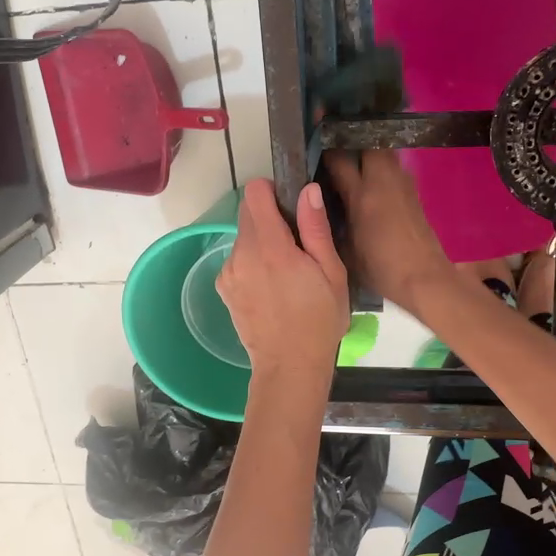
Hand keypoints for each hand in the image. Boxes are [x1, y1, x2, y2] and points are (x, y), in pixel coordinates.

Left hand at [217, 178, 348, 373]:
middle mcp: (242, 254)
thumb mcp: (331, 272)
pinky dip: (252, 263)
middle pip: (248, 214)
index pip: (255, 193)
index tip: (290, 206)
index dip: (272, 191)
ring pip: (243, 237)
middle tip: (297, 244)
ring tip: (286, 271)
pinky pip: (237, 260)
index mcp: (270, 247)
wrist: (289, 364)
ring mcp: (229, 272)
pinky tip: (271, 287)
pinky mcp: (224, 287)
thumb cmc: (319, 319)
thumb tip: (307, 190)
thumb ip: (315, 228)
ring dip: (261, 242)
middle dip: (269, 218)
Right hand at [322, 150, 454, 312]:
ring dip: (369, 148)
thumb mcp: (344, 249)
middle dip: (353, 135)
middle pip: (368, 141)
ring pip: (384, 151)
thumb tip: (318, 207)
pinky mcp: (413, 192)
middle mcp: (382, 181)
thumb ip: (330, 223)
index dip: (325, 146)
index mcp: (360, 195)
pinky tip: (372, 179)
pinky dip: (381, 165)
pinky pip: (393, 167)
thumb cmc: (380, 268)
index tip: (315, 139)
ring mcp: (402, 183)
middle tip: (338, 139)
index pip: (338, 159)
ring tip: (354, 154)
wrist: (424, 277)